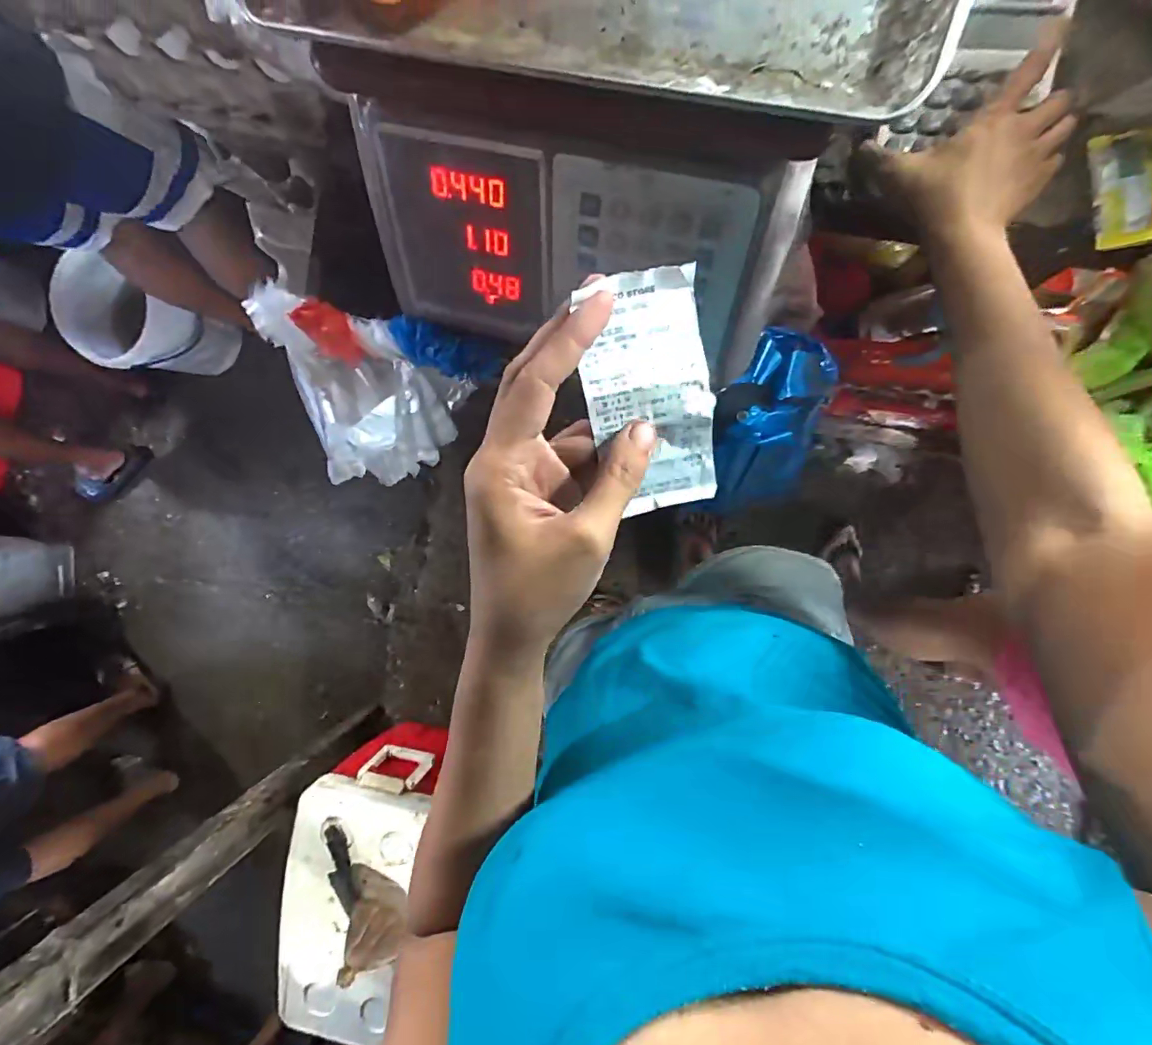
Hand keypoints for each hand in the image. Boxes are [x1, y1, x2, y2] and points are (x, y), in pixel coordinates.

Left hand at [463, 290, 656, 654]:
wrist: (509, 640)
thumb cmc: (540, 593)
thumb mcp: (588, 537)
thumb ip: (619, 480)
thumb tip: (649, 429)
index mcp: (502, 465)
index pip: (533, 386)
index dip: (567, 340)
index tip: (599, 300)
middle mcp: (504, 459)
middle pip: (533, 387)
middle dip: (566, 343)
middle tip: (600, 298)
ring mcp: (519, 475)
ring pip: (559, 424)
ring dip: (597, 404)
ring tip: (637, 368)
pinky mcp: (534, 492)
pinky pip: (570, 457)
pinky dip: (600, 449)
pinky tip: (634, 439)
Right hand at [864, 21, 1075, 237]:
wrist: (964, 236)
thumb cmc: (936, 197)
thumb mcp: (903, 174)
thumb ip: (882, 159)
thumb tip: (860, 148)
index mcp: (994, 119)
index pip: (1028, 71)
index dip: (1048, 44)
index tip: (1062, 24)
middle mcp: (1023, 131)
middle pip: (1060, 100)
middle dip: (1056, 99)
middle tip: (1043, 105)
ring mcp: (1035, 158)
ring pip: (1066, 127)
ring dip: (1061, 124)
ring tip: (1050, 130)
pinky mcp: (1038, 185)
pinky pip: (1057, 161)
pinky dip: (1053, 157)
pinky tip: (1041, 162)